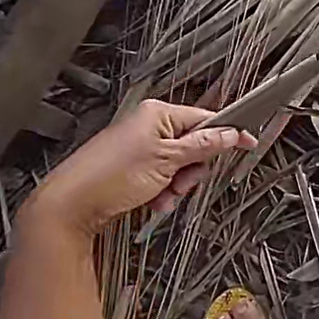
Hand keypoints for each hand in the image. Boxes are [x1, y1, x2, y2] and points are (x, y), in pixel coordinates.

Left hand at [27, 100, 255, 238]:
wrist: (71, 205)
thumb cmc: (110, 176)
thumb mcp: (167, 160)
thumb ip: (202, 146)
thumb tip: (229, 134)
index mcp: (158, 114)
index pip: (205, 119)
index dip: (226, 133)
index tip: (247, 142)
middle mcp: (150, 126)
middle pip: (194, 145)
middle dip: (192, 169)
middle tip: (182, 181)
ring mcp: (141, 147)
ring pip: (179, 166)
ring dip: (177, 185)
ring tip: (163, 195)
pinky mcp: (133, 167)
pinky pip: (162, 178)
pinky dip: (163, 193)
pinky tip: (153, 202)